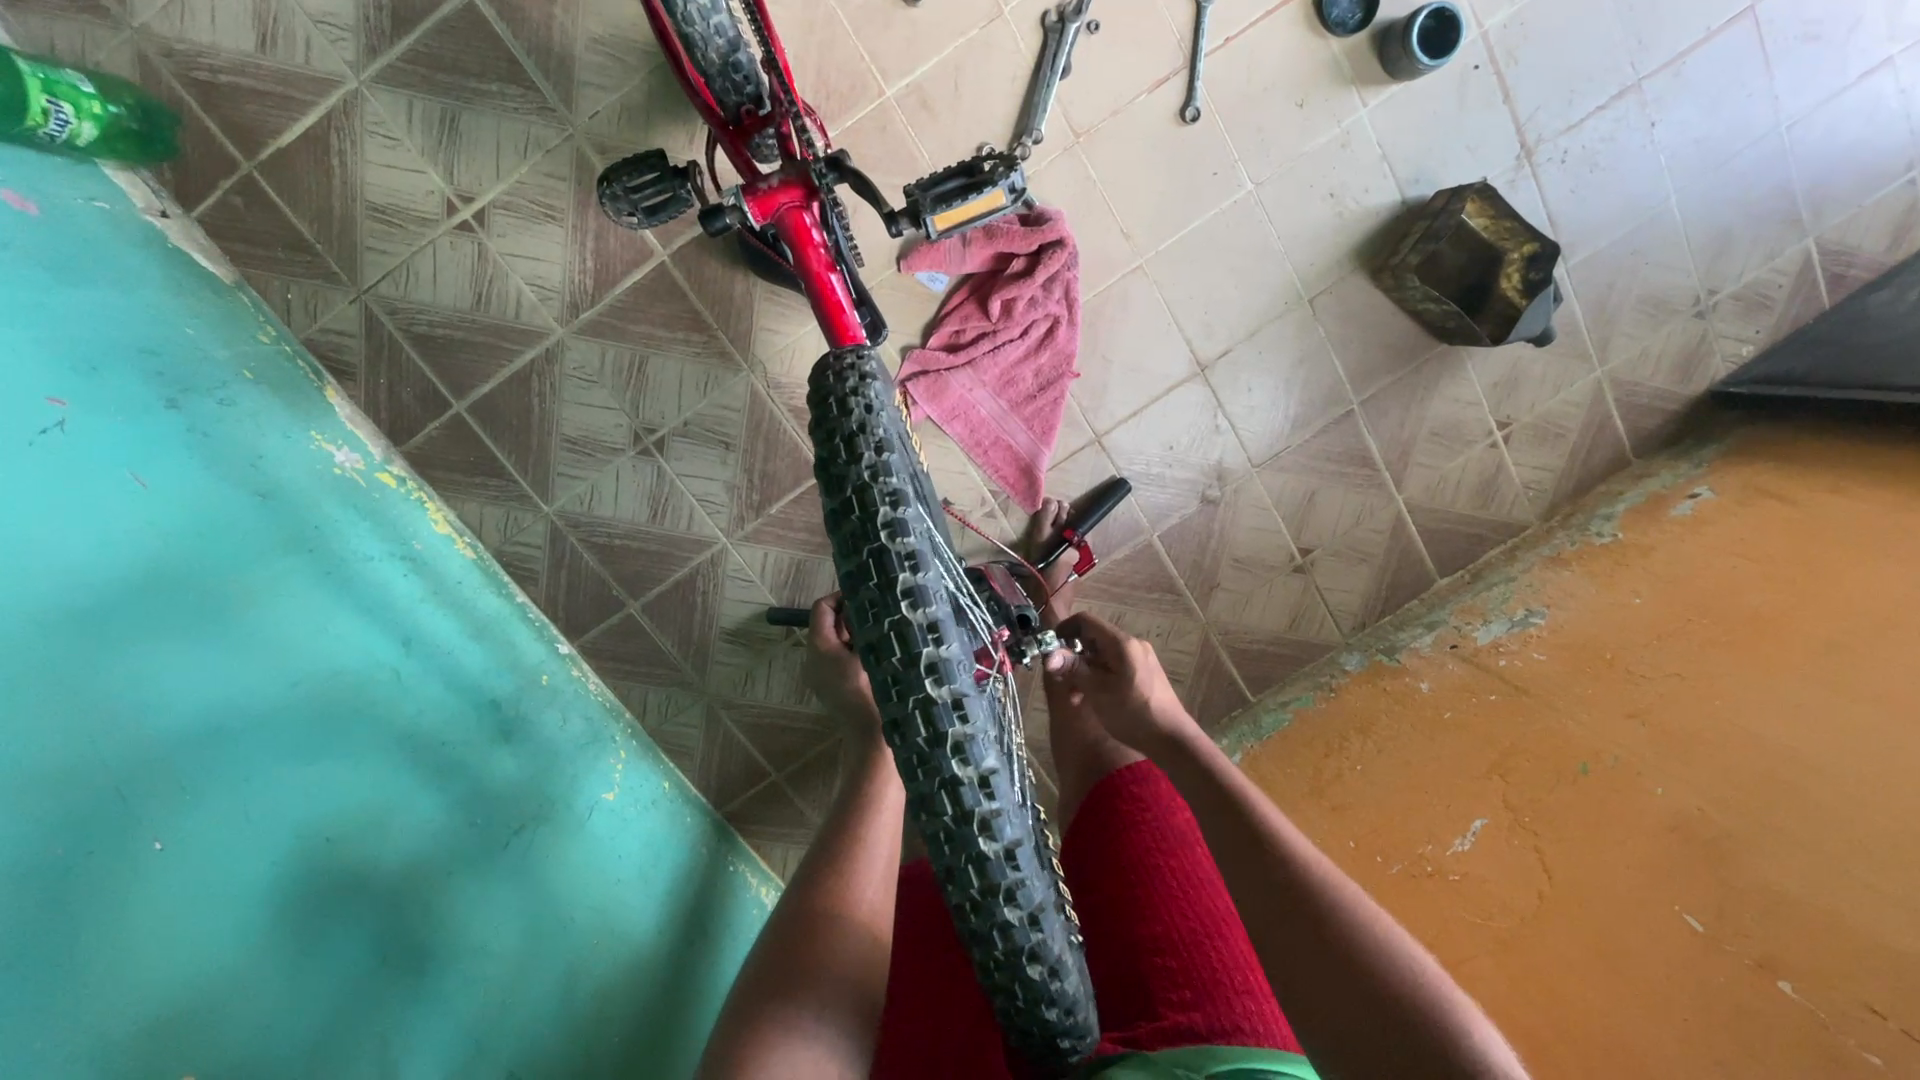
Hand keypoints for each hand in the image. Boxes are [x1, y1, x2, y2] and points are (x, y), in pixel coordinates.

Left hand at [803, 594, 881, 735]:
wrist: (871, 734)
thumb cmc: (873, 690)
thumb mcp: (872, 652)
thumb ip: (867, 626)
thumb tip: (873, 606)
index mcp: (820, 646)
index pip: (822, 607)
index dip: (841, 597)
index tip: (864, 598)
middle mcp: (812, 657)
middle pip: (826, 624)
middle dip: (849, 616)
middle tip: (875, 615)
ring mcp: (818, 674)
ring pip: (832, 642)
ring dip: (852, 634)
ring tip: (878, 633)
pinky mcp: (827, 686)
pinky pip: (835, 658)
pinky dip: (851, 650)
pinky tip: (873, 654)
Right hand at [1043, 612, 1199, 756]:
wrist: (1172, 738)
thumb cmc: (1133, 713)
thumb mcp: (1097, 692)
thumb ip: (1073, 669)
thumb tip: (1048, 655)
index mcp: (1122, 643)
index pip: (1086, 621)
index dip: (1064, 630)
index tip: (1050, 649)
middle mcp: (1132, 645)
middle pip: (1093, 639)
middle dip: (1073, 657)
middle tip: (1061, 682)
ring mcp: (1139, 659)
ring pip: (1102, 656)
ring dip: (1084, 671)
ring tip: (1075, 697)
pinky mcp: (1143, 673)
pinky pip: (1114, 667)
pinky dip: (1099, 677)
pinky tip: (1093, 699)